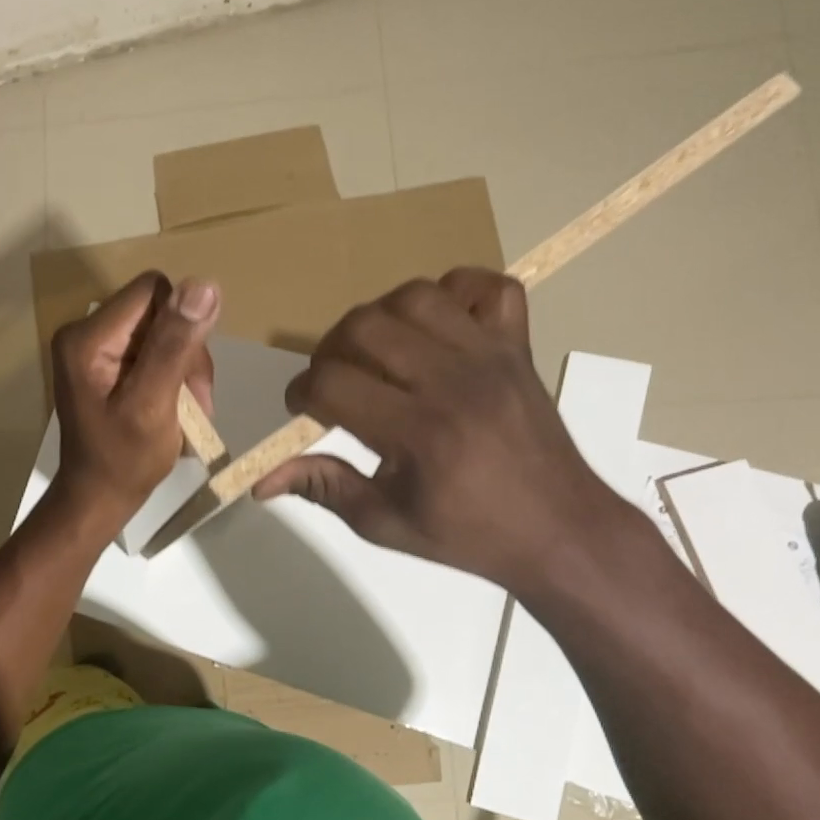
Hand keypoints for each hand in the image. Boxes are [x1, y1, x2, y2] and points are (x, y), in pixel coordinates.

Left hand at [51, 272, 218, 523]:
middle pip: (160, 311)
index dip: (182, 326)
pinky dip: (173, 377)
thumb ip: (174, 346)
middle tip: (192, 403)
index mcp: (87, 337)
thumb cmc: (124, 459)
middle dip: (185, 353)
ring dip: (185, 370)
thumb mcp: (152, 404)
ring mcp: (95, 348)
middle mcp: (85, 332)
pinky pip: (154, 350)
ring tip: (186, 412)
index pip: (154, 292)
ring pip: (164, 331)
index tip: (186, 376)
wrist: (99, 496)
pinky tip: (174, 408)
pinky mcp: (106, 364)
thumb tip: (203, 285)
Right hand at [252, 268, 630, 591]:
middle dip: (330, 351)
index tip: (303, 412)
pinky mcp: (517, 345)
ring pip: (415, 295)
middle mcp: (453, 382)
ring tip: (377, 354)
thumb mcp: (381, 522)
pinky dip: (453, 293)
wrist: (559, 530)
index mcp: (417, 433)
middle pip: (364, 326)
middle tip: (336, 381)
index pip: (331, 383)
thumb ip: (321, 487)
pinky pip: (485, 286)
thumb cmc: (463, 534)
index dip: (301, 394)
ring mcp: (491, 356)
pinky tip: (434, 329)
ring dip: (381, 318)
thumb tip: (261, 481)